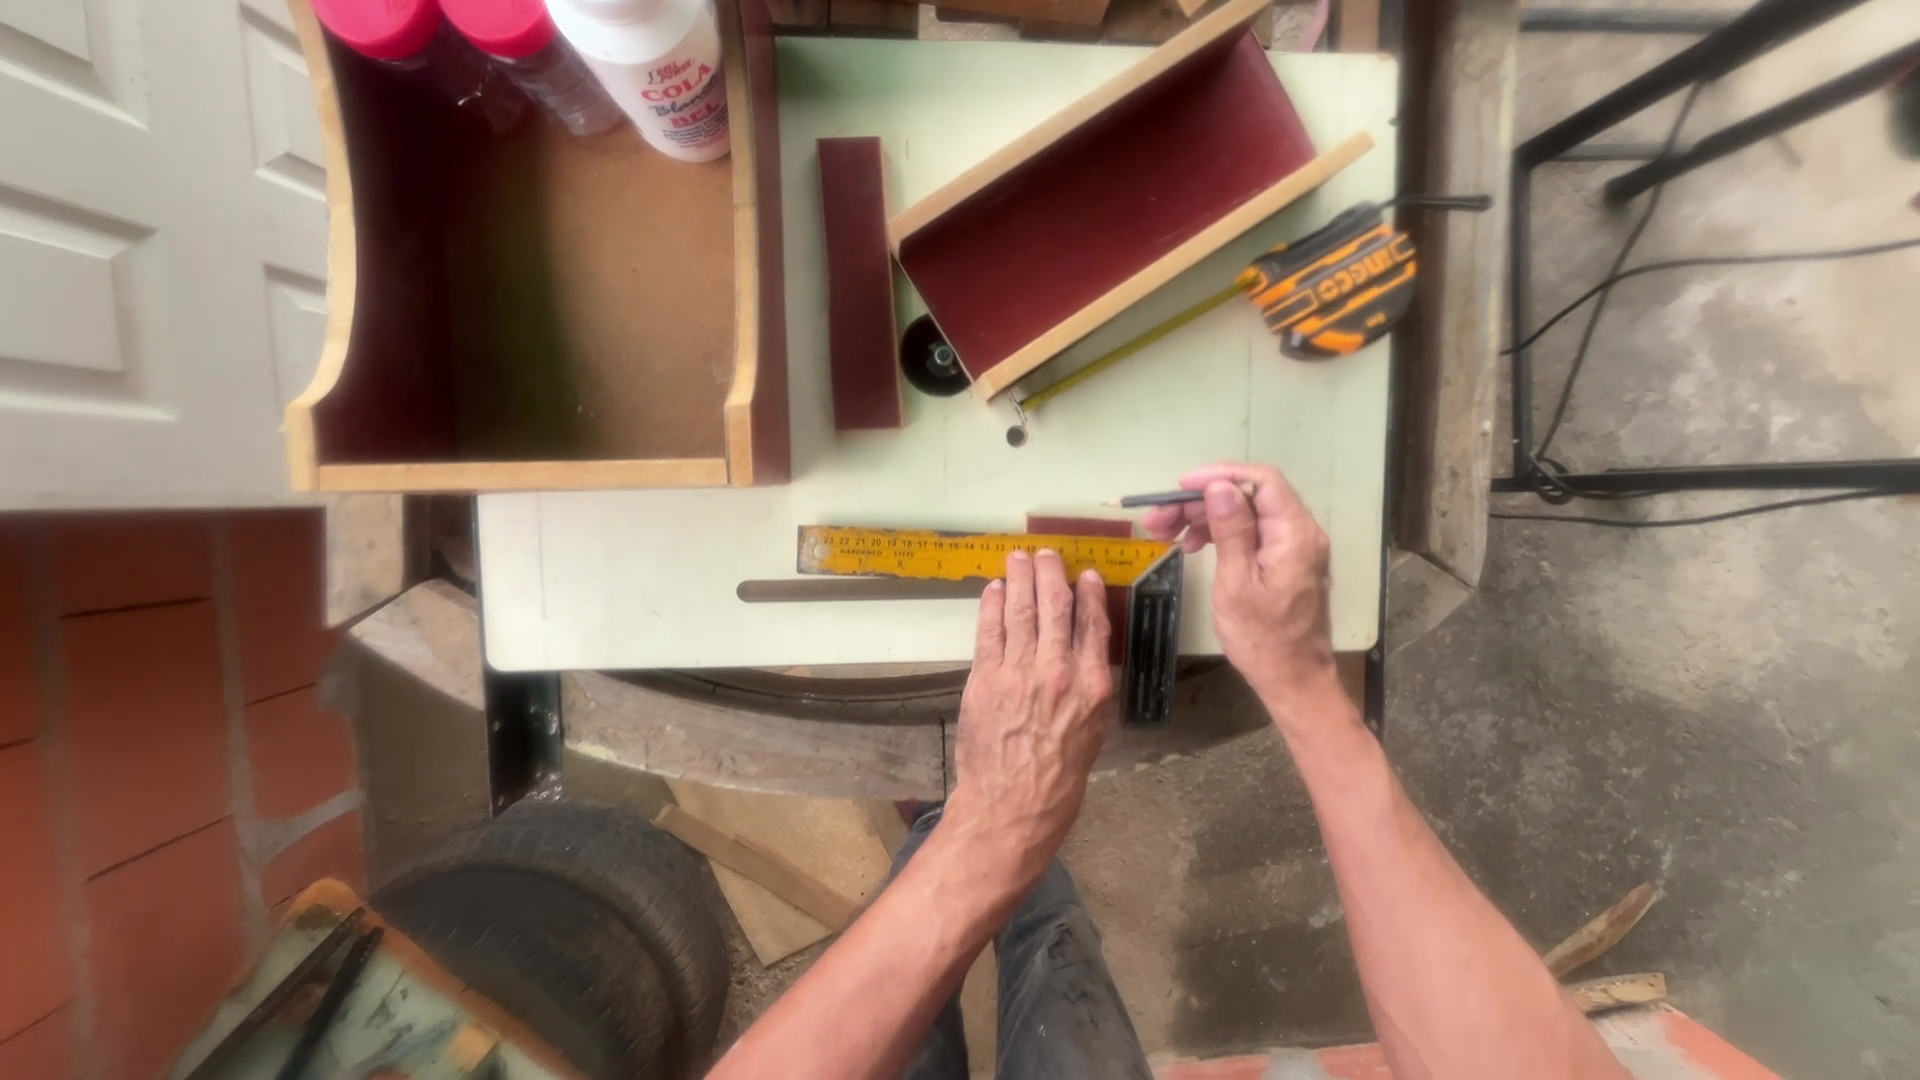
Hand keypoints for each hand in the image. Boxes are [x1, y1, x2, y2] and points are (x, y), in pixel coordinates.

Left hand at [945, 549, 1112, 881]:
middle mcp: (1058, 672)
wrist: (1011, 806)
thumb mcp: (1092, 733)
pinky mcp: (985, 679)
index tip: (1086, 575)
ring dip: (1020, 579)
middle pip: (1055, 608)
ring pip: (1021, 612)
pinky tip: (996, 589)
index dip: (1089, 594)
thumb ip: (1088, 689)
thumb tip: (1081, 655)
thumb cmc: (1059, 779)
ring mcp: (1018, 673)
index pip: (1092, 625)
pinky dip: (992, 607)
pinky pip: (989, 632)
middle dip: (1050, 574)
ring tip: (1019, 557)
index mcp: (1091, 687)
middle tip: (1045, 553)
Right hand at [1139, 463, 1341, 730]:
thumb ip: (1231, 531)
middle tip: (1158, 518)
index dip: (1219, 475)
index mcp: (1293, 534)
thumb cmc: (1262, 638)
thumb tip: (1219, 487)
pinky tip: (1192, 545)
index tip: (1181, 487)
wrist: (1293, 678)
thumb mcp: (1236, 583)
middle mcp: (1300, 532)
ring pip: (1245, 513)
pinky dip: (1219, 533)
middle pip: (1248, 496)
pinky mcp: (1283, 560)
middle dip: (1201, 501)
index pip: (1261, 481)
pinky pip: (1250, 533)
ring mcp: (1293, 546)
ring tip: (1164, 531)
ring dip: (1204, 517)